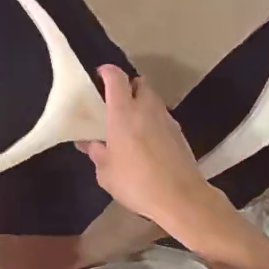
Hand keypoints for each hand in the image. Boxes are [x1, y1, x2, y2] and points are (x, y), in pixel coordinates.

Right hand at [78, 65, 234, 239]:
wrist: (179, 196)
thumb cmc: (135, 182)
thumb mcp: (105, 172)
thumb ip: (96, 153)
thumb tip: (89, 143)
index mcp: (123, 113)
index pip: (116, 78)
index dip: (107, 72)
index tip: (99, 75)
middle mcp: (146, 108)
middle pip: (139, 83)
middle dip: (127, 86)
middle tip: (115, 102)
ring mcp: (166, 119)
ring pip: (152, 99)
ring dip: (141, 103)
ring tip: (129, 122)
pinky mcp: (178, 132)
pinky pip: (161, 116)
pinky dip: (152, 119)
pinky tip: (145, 139)